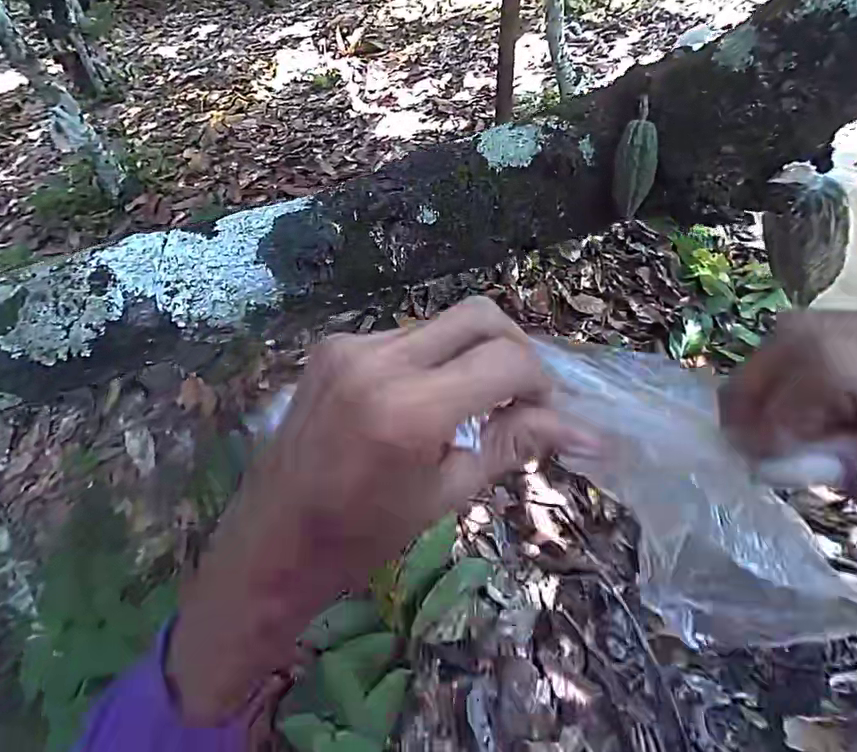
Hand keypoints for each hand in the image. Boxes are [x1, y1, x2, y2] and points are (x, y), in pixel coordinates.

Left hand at [167, 296, 591, 721]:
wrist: (269, 542)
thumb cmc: (363, 536)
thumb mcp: (448, 493)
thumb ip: (514, 444)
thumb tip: (587, 432)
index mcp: (411, 410)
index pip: (506, 362)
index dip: (539, 381)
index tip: (542, 410)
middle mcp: (380, 361)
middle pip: (480, 313)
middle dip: (514, 345)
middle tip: (519, 390)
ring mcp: (351, 345)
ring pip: (442, 323)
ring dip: (470, 353)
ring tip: (467, 401)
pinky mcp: (333, 344)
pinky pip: (404, 335)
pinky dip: (429, 359)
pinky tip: (418, 399)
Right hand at [721, 306, 856, 704]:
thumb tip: (796, 460)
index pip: (853, 367)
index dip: (779, 407)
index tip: (749, 459)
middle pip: (835, 328)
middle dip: (767, 381)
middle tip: (741, 442)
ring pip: (854, 324)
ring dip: (798, 376)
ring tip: (782, 438)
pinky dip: (845, 376)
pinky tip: (849, 426)